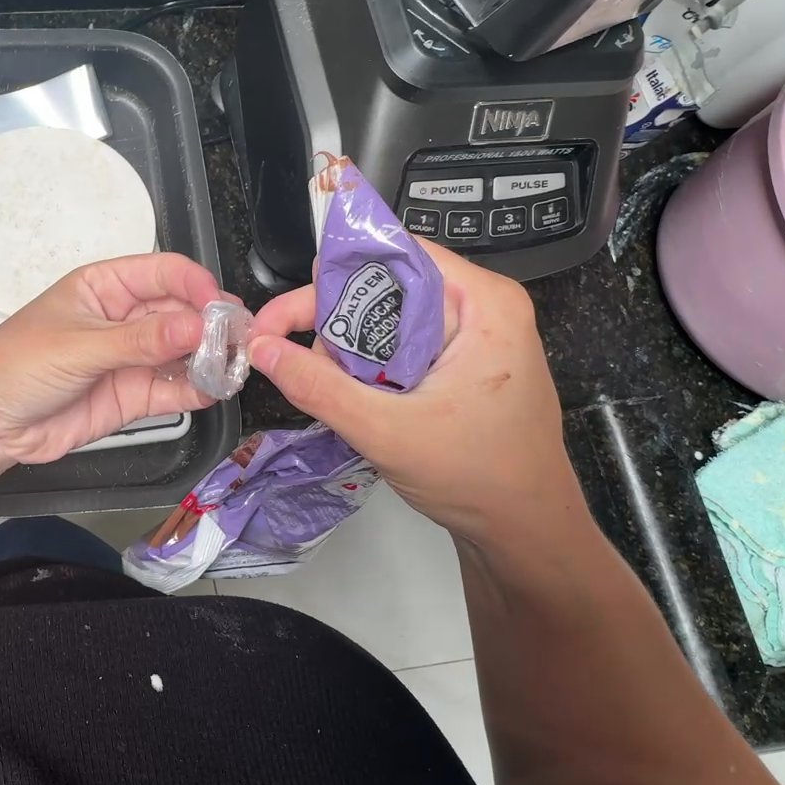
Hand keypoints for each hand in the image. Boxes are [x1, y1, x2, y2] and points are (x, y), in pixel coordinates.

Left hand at [0, 253, 229, 464]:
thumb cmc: (13, 366)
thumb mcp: (79, 346)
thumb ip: (140, 340)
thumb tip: (195, 325)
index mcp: (104, 287)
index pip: (164, 272)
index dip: (195, 284)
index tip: (216, 306)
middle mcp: (122, 318)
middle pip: (181, 312)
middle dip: (210, 324)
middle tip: (236, 339)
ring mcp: (129, 358)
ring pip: (183, 352)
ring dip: (210, 358)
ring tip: (232, 365)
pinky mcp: (132, 395)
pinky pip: (174, 388)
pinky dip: (196, 389)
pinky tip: (212, 389)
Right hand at [246, 242, 591, 545]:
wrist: (525, 529)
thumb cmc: (476, 476)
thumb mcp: (385, 430)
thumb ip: (318, 387)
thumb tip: (259, 349)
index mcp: (480, 302)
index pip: (391, 255)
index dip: (328, 279)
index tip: (279, 317)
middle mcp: (478, 306)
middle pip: (382, 285)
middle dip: (331, 323)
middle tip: (296, 362)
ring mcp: (470, 334)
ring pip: (384, 317)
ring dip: (346, 350)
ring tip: (335, 392)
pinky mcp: (458, 360)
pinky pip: (397, 343)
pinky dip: (366, 366)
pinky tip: (356, 397)